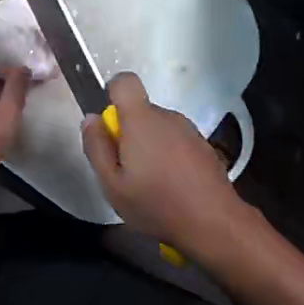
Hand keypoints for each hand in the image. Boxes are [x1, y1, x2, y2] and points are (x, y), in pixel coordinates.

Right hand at [80, 72, 252, 253]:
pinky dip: (170, 157)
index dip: (112, 95)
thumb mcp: (112, 185)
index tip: (110, 127)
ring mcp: (190, 130)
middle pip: (141, 112)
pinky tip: (171, 187)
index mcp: (142, 120)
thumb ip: (97, 148)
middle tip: (126, 171)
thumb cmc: (156, 204)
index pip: (125, 82)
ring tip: (150, 184)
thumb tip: (91, 119)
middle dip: (130, 134)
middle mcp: (168, 117)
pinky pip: (177, 142)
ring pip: (160, 128)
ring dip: (150, 147)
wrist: (212, 222)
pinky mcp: (204, 146)